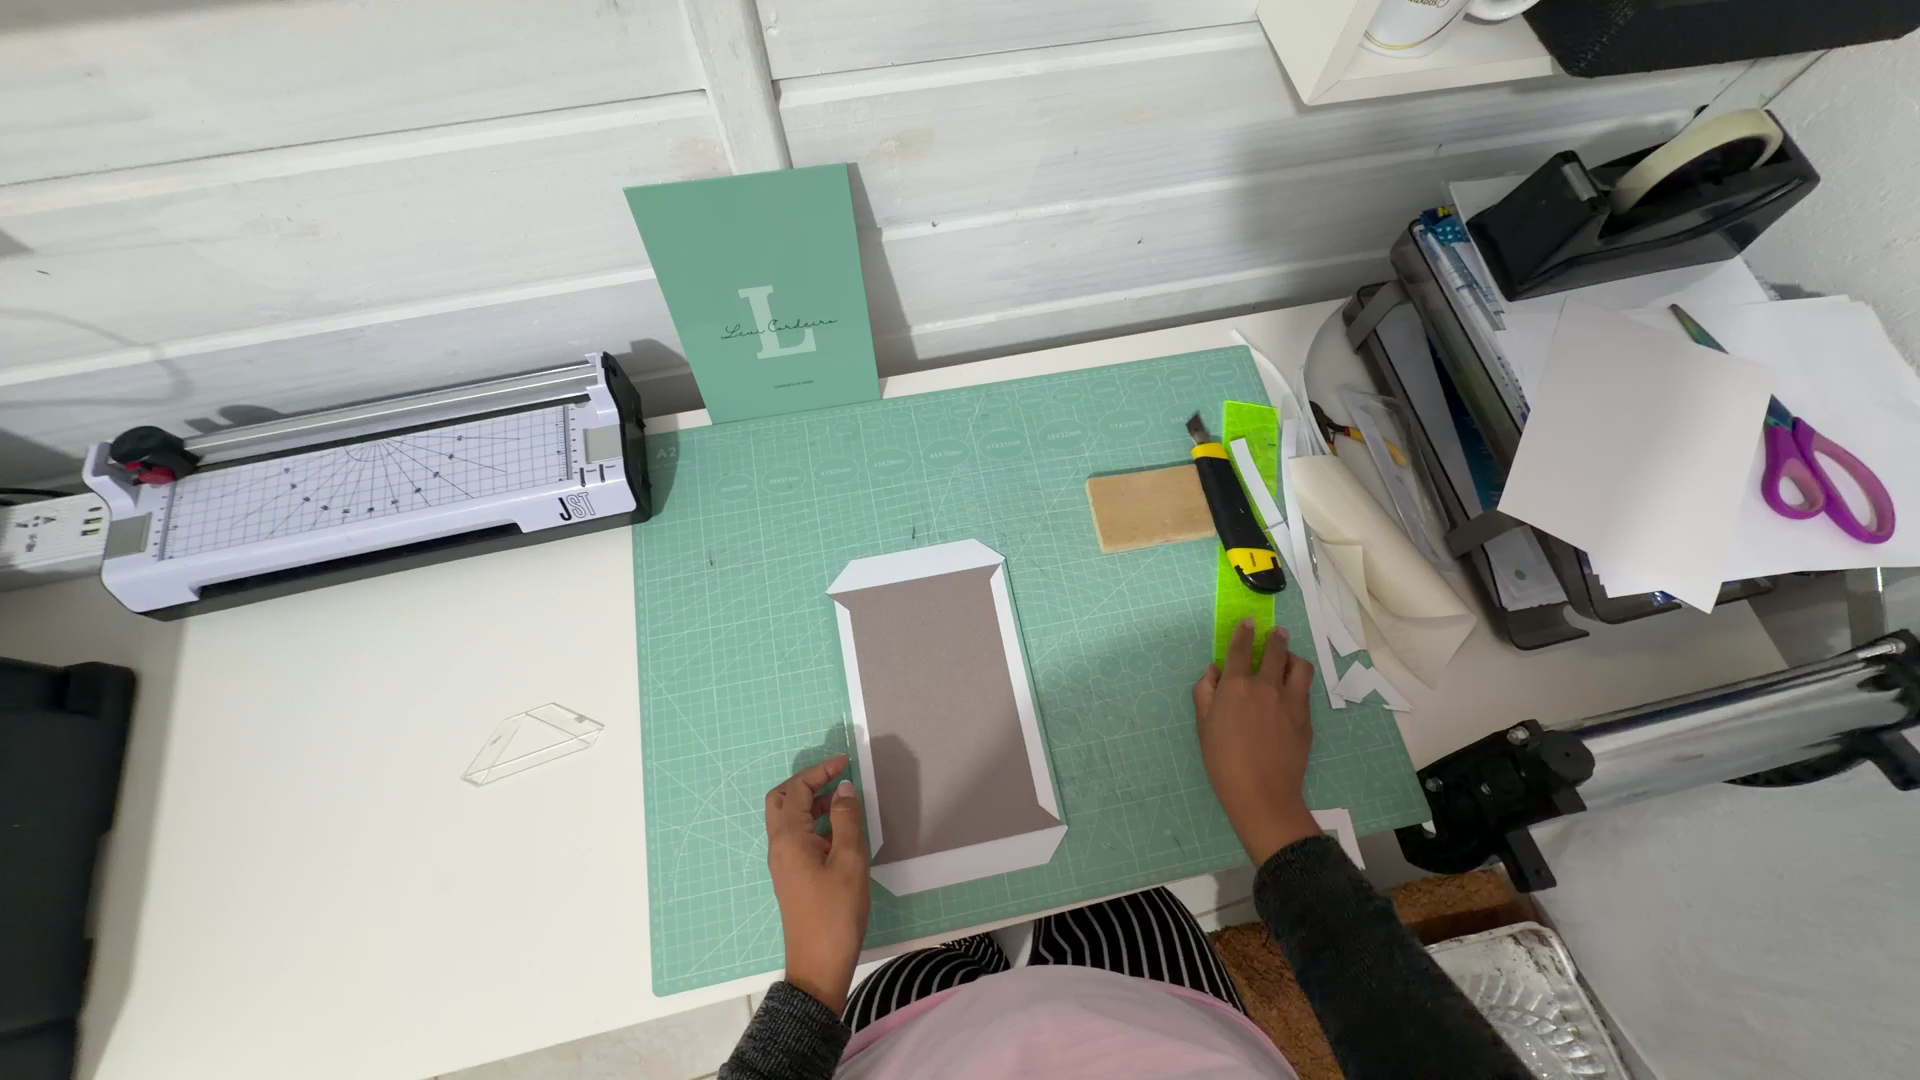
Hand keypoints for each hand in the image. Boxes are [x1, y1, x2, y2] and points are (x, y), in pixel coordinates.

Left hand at [765, 754, 869, 1013]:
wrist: (818, 965)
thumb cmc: (836, 912)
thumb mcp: (849, 860)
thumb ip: (847, 819)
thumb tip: (844, 788)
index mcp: (789, 837)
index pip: (799, 789)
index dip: (822, 771)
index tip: (846, 762)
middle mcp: (779, 845)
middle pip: (784, 799)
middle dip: (809, 783)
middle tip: (837, 779)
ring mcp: (783, 862)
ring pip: (790, 819)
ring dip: (813, 803)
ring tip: (845, 803)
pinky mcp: (791, 876)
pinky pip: (798, 836)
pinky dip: (815, 823)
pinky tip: (840, 832)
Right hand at [1193, 620, 1320, 864]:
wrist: (1262, 793)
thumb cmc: (1223, 760)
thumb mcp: (1204, 725)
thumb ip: (1205, 693)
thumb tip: (1213, 671)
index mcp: (1236, 686)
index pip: (1240, 649)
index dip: (1244, 632)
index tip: (1248, 622)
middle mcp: (1266, 686)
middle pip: (1275, 652)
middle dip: (1276, 638)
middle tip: (1276, 632)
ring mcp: (1291, 702)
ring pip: (1300, 667)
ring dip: (1293, 658)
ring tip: (1289, 659)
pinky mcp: (1306, 719)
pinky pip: (1305, 692)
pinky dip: (1298, 684)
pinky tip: (1292, 691)